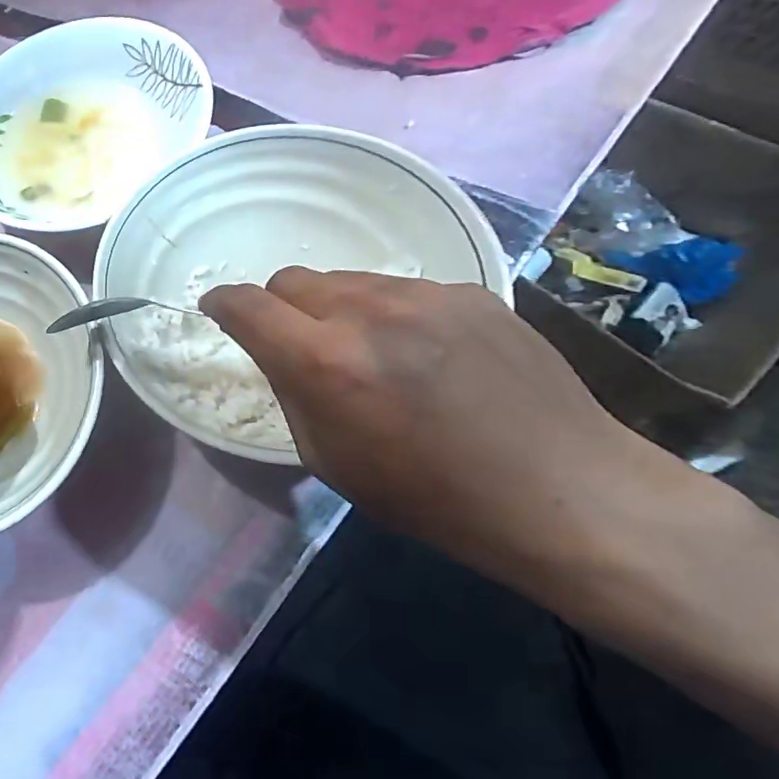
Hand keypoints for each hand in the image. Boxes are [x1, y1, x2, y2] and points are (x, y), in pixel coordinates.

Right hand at [202, 269, 688, 590]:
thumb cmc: (435, 498)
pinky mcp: (468, 290)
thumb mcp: (336, 465)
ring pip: (351, 282)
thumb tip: (284, 357)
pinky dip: (394, 315)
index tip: (220, 311)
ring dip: (341, 311)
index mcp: (327, 362)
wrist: (558, 487)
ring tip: (375, 356)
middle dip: (283, 309)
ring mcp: (424, 293)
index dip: (224, 304)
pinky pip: (406, 291)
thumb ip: (295, 397)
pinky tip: (431, 356)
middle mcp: (369, 311)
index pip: (249, 307)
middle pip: (295, 280)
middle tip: (304, 346)